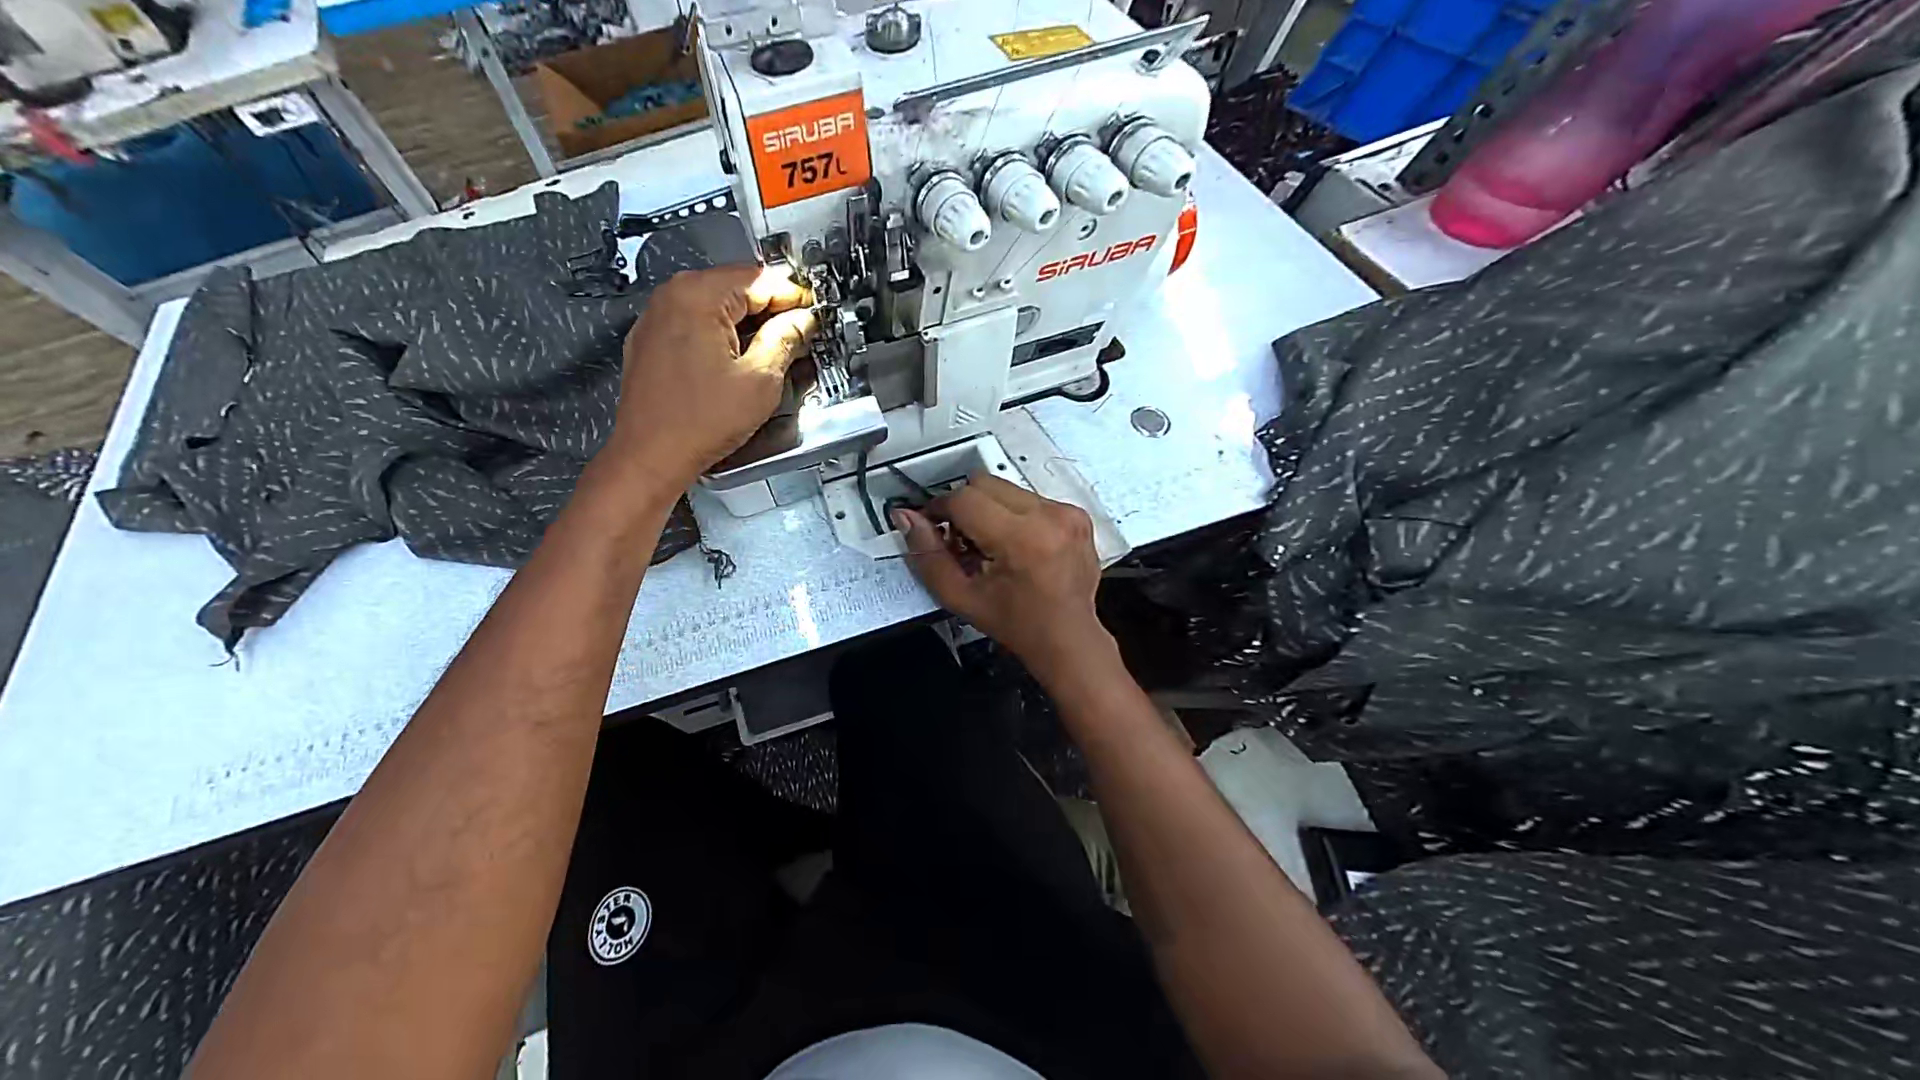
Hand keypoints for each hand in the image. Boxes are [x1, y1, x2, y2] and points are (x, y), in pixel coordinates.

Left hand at [608, 263, 815, 486]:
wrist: (651, 456)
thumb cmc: (697, 423)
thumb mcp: (760, 380)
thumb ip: (785, 340)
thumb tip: (801, 321)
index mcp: (698, 297)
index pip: (758, 278)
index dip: (792, 296)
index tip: (811, 313)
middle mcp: (670, 298)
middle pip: (735, 287)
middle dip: (769, 309)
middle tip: (798, 333)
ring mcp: (656, 319)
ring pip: (714, 305)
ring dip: (746, 323)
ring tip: (771, 352)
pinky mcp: (651, 342)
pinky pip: (693, 324)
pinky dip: (720, 335)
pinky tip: (737, 362)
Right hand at [895, 473, 1118, 683]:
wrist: (1068, 638)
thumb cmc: (1023, 626)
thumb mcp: (962, 597)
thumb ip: (928, 555)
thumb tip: (908, 519)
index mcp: (1023, 540)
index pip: (964, 499)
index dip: (940, 509)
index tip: (933, 523)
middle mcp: (1050, 519)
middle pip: (984, 484)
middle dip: (965, 508)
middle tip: (963, 542)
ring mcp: (1067, 514)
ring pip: (1006, 487)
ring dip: (990, 510)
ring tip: (992, 548)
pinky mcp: (1075, 514)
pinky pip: (1030, 497)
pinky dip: (1015, 515)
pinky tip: (1015, 546)